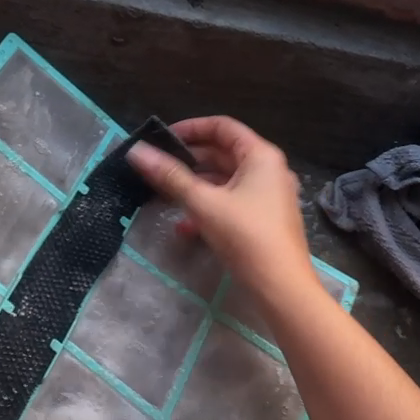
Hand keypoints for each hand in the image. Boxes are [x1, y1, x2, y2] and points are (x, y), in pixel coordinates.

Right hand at [125, 116, 319, 310]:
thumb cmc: (246, 237)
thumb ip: (169, 175)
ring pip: (224, 180)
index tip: (164, 138)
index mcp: (260, 156)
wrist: (283, 292)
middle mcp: (268, 171)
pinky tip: (183, 226)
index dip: (191, 128)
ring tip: (164, 193)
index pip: (222, 126)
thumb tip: (136, 151)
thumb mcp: (203, 203)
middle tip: (158, 165)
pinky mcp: (264, 221)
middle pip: (222, 153)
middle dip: (188, 160)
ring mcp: (268, 197)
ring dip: (194, 185)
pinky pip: (231, 202)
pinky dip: (208, 207)